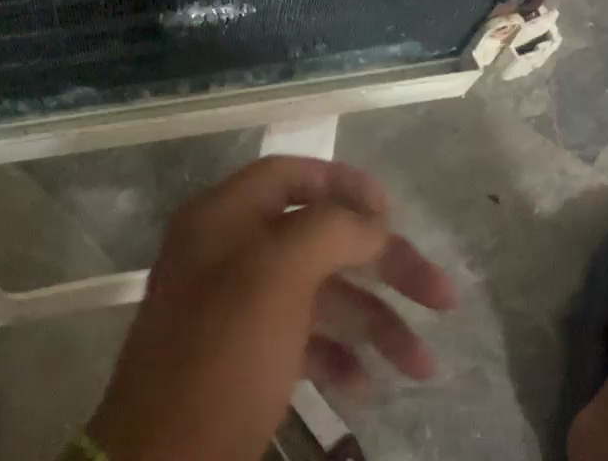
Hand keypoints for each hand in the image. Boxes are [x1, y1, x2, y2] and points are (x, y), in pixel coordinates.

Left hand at [85, 156, 455, 460]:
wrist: (165, 454)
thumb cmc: (223, 353)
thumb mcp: (275, 277)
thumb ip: (326, 231)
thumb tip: (370, 219)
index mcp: (221, 217)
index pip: (286, 174)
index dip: (342, 183)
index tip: (394, 212)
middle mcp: (224, 251)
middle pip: (312, 236)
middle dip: (379, 262)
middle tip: (441, 297)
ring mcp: (230, 304)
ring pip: (313, 292)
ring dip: (370, 320)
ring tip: (420, 366)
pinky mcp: (238, 355)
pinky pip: (297, 338)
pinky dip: (336, 356)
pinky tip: (364, 387)